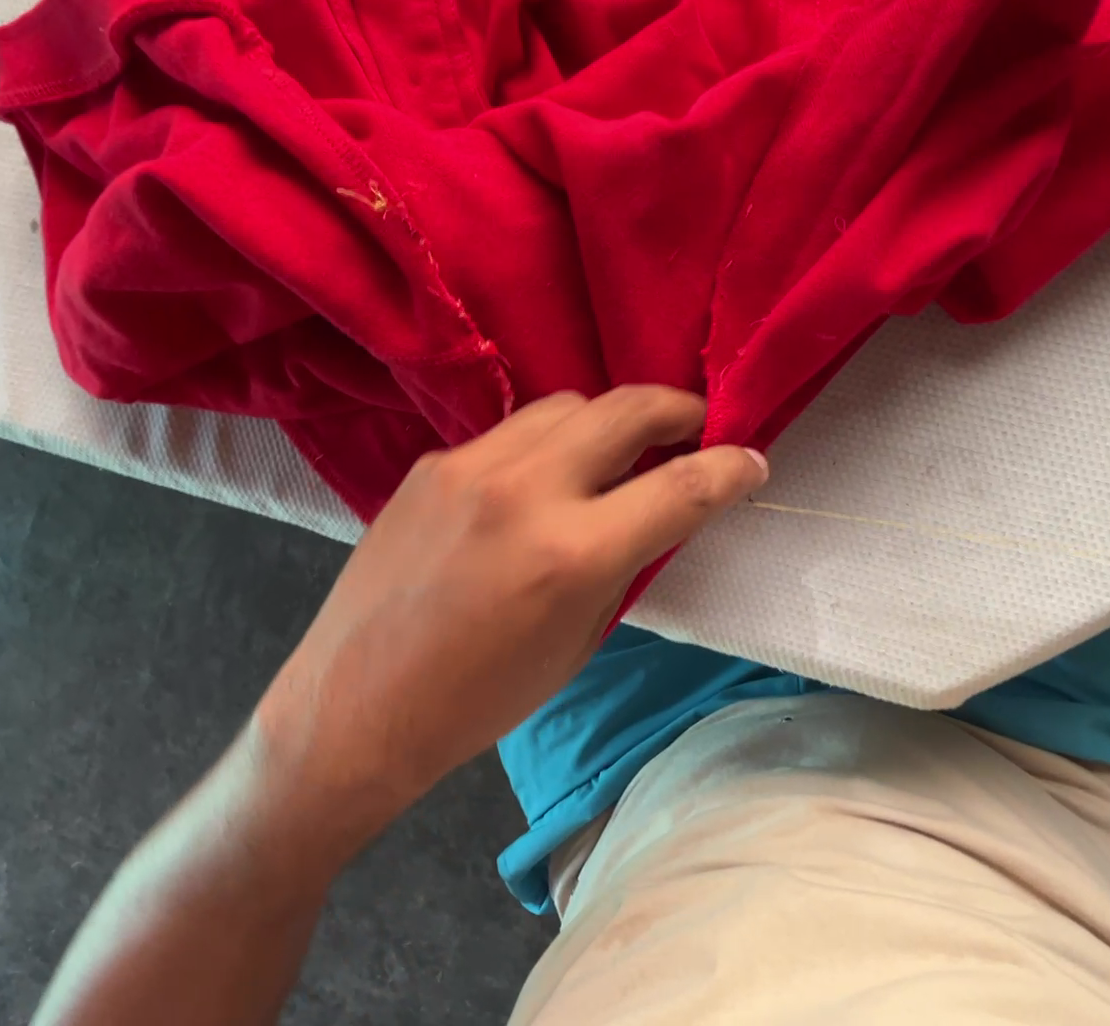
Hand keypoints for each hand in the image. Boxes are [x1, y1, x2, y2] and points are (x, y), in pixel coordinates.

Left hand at [31, 385, 765, 1025]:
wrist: (356, 704)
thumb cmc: (480, 697)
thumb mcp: (578, 640)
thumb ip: (625, 563)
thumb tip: (662, 510)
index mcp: (572, 552)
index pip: (679, 486)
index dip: (730, 469)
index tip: (753, 461)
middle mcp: (524, 489)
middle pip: (625, 409)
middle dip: (677, 410)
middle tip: (697, 427)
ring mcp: (469, 466)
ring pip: (565, 405)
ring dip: (608, 420)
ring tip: (620, 449)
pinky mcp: (431, 462)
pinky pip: (510, 432)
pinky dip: (547, 443)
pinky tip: (545, 476)